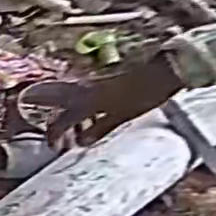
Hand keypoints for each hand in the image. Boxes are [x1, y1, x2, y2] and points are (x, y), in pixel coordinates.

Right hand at [19, 60, 183, 145]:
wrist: (165, 68)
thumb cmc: (143, 93)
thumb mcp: (122, 115)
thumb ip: (99, 128)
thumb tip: (82, 142)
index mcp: (81, 103)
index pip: (58, 123)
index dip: (54, 136)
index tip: (57, 147)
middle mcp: (78, 93)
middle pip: (53, 107)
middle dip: (49, 119)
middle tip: (55, 133)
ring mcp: (88, 86)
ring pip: (67, 102)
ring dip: (66, 115)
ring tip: (78, 128)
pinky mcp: (100, 82)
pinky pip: (81, 96)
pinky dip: (81, 107)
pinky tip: (91, 114)